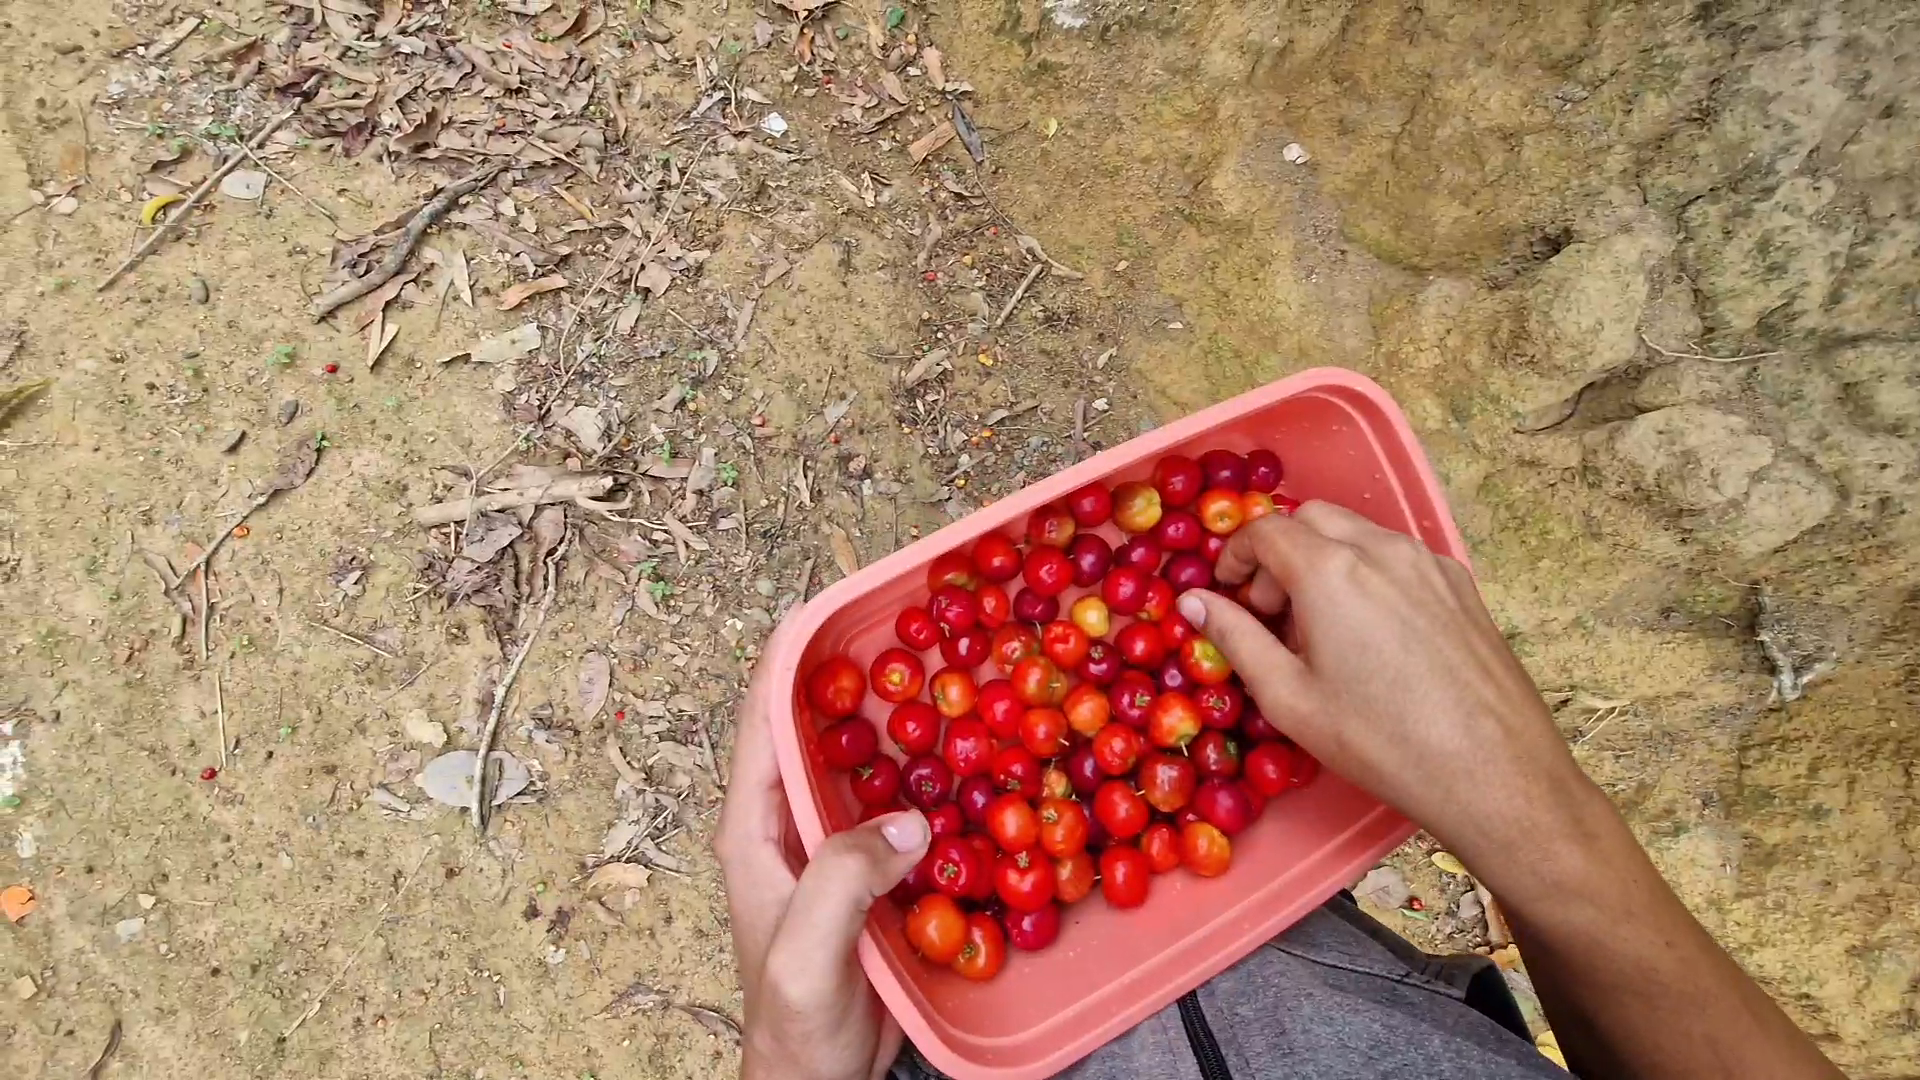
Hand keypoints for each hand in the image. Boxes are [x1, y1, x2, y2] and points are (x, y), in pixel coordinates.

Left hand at [716, 618, 930, 1079]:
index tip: (818, 608)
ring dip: (890, 720)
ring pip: (858, 758)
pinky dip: (917, 771)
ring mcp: (828, 838)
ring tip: (934, 677)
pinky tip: (956, 756)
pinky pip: (892, 798)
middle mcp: (788, 818)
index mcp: (753, 825)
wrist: (818, 1079)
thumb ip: (842, 881)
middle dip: (847, 677)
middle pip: (812, 726)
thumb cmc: (796, 1022)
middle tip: (898, 634)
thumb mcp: (806, 953)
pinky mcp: (864, 861)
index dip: (784, 659)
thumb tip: (907, 823)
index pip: (761, 721)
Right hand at [1174, 501, 1584, 870]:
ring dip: (1319, 559)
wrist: (1497, 775)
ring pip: (1355, 532)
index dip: (1235, 555)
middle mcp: (1381, 550)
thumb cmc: (1378, 740)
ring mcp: (1428, 563)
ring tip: (1319, 626)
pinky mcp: (1460, 585)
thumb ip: (1233, 636)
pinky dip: (1362, 570)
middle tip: (1271, 611)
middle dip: (1277, 553)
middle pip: (1309, 518)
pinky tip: (1368, 631)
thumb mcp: (1286, 695)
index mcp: (1330, 571)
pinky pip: (1394, 554)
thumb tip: (1193, 601)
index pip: (1266, 530)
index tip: (1228, 592)